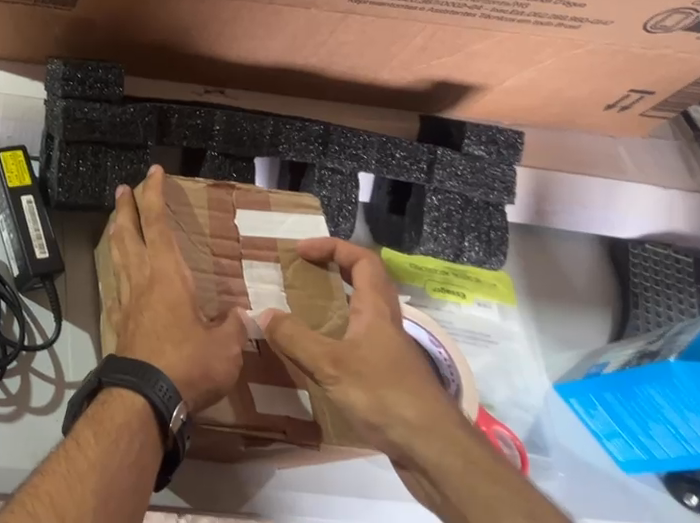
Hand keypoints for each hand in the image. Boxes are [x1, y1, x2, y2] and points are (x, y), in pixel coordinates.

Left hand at [107, 166, 249, 411]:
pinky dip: (118, 270)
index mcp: (167, 274)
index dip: (155, 194)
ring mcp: (126, 300)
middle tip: (123, 188)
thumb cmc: (189, 364)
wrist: (146, 397)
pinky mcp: (120, 322)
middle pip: (128, 232)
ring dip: (118, 233)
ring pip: (118, 255)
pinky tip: (118, 277)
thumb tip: (239, 314)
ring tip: (118, 222)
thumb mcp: (226, 345)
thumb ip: (232, 325)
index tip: (153, 172)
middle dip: (127, 207)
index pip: (158, 223)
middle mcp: (142, 279)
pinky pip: (117, 285)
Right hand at [257, 238, 469, 465]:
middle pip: (364, 284)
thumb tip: (263, 313)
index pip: (362, 261)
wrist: (436, 452)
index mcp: (377, 311)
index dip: (332, 247)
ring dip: (332, 307)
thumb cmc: (385, 396)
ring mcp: (390, 353)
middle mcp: (386, 325)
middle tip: (299, 275)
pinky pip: (358, 345)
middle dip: (331, 272)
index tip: (300, 251)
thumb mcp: (331, 365)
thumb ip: (295, 338)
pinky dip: (335, 340)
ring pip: (360, 316)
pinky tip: (315, 358)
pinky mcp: (389, 379)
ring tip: (298, 313)